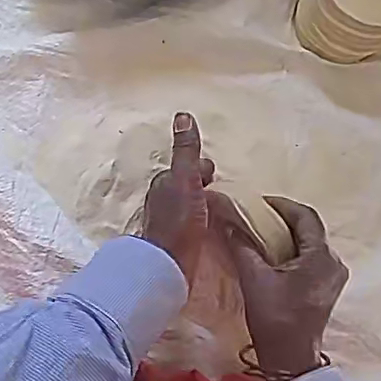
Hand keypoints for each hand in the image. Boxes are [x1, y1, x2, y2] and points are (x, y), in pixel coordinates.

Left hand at [140, 113, 215, 275]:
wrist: (168, 264)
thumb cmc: (178, 220)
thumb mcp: (186, 179)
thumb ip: (186, 152)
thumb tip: (183, 116)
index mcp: (163, 183)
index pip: (184, 168)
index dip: (201, 168)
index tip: (213, 173)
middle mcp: (161, 200)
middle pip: (185, 185)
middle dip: (201, 183)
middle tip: (219, 189)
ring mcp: (167, 221)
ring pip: (186, 203)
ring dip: (201, 201)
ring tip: (218, 206)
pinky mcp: (173, 240)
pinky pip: (189, 221)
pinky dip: (199, 218)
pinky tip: (209, 225)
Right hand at [214, 195, 347, 379]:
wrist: (290, 359)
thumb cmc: (275, 317)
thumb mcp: (254, 278)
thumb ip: (242, 246)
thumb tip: (228, 222)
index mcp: (321, 256)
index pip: (305, 216)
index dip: (282, 205)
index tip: (260, 202)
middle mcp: (334, 262)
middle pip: (310, 229)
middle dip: (284, 219)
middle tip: (259, 216)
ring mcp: (334, 277)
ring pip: (312, 244)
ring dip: (289, 235)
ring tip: (263, 233)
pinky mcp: (327, 288)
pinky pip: (312, 258)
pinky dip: (294, 250)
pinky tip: (274, 254)